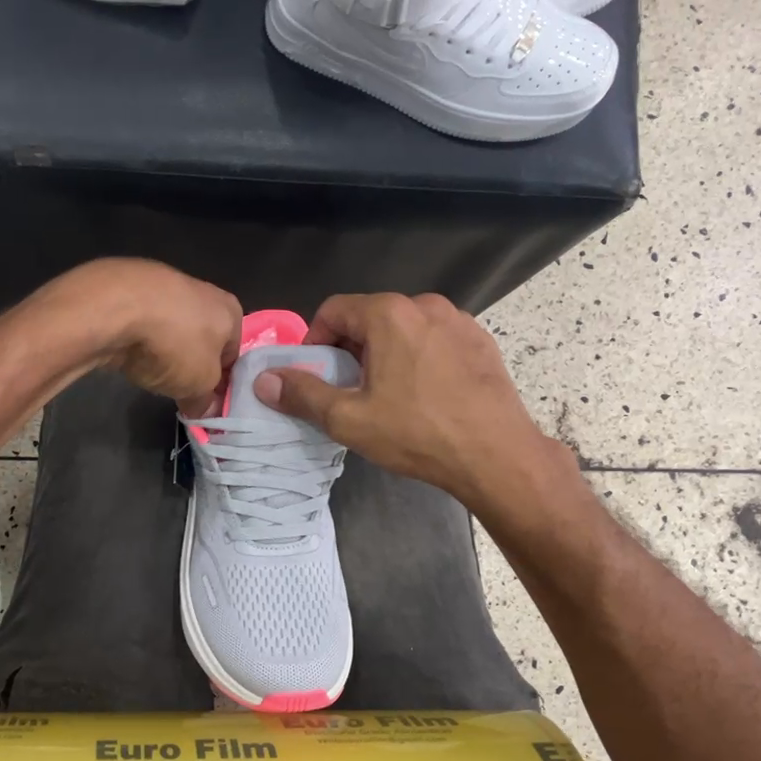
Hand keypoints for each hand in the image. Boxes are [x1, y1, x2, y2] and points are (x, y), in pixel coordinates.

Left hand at [29, 259, 241, 415]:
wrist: (117, 308)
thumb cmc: (175, 345)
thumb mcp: (199, 385)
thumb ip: (206, 401)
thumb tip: (205, 410)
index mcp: (231, 311)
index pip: (234, 356)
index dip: (221, 384)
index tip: (206, 404)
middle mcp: (204, 293)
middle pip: (202, 341)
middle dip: (192, 367)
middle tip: (179, 392)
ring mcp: (166, 286)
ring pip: (172, 332)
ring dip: (165, 354)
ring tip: (152, 374)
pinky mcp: (132, 290)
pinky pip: (144, 325)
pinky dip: (140, 341)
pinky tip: (131, 354)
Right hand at [251, 293, 567, 509]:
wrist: (496, 454)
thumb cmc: (416, 433)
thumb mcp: (348, 419)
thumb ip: (302, 394)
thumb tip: (263, 381)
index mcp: (389, 315)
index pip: (334, 310)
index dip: (314, 341)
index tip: (315, 376)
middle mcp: (425, 305)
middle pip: (369, 316)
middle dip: (349, 350)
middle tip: (346, 392)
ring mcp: (459, 321)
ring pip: (403, 329)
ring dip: (383, 354)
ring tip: (385, 396)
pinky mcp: (480, 342)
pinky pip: (433, 341)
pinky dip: (416, 359)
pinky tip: (422, 397)